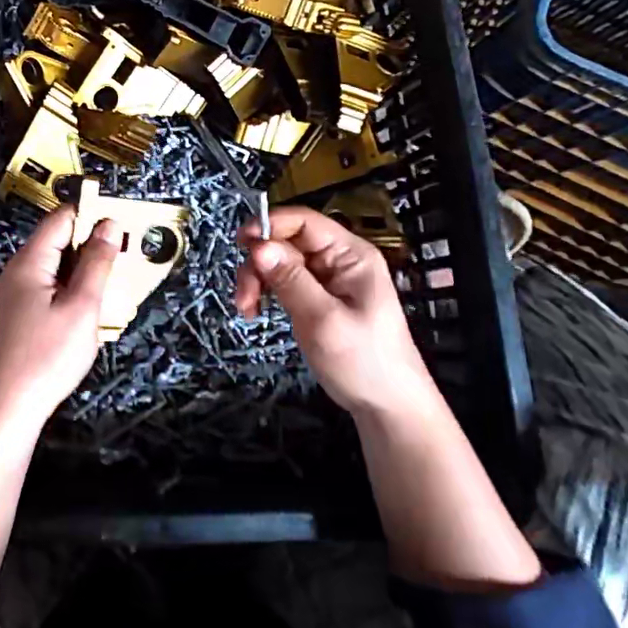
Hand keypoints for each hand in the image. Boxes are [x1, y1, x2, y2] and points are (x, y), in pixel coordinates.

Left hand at [0, 205, 121, 426]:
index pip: (62, 219)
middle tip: (123, 259)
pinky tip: (91, 308)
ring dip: (87, 270)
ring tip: (112, 286)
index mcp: (29, 263)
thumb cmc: (46, 357)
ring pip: (59, 266)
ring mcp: (18, 293)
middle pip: (60, 241)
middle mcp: (19, 271)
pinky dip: (75, 289)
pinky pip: (53, 286)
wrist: (10, 406)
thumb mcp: (82, 307)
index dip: (92, 216)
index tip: (122, 225)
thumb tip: (109, 225)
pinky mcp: (23, 313)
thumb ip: (97, 263)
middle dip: (93, 245)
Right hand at [235, 206, 436, 416]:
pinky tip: (257, 311)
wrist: (386, 406)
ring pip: (279, 261)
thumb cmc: (363, 362)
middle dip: (259, 262)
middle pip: (286, 241)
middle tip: (245, 296)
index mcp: (350, 255)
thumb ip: (290, 281)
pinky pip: (283, 282)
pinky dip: (266, 293)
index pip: (304, 221)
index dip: (270, 226)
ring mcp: (326, 279)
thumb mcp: (323, 320)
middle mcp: (338, 260)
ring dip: (258, 280)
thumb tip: (258, 246)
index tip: (241, 244)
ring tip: (248, 310)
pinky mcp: (316, 298)